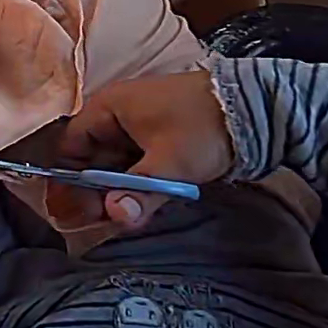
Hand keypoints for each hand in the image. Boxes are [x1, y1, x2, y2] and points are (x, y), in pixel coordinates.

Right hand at [57, 71, 233, 229]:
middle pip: (92, 156)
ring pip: (115, 161)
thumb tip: (114, 216)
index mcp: (109, 107)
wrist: (258, 106)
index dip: (68, 178)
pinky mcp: (161, 136)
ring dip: (115, 189)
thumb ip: (140, 192)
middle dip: (92, 190)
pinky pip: (136, 162)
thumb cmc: (203, 127)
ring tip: (118, 216)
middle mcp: (118, 112)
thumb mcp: (170, 163)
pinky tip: (138, 205)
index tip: (72, 209)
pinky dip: (134, 182)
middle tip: (95, 220)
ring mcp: (140, 124)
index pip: (71, 145)